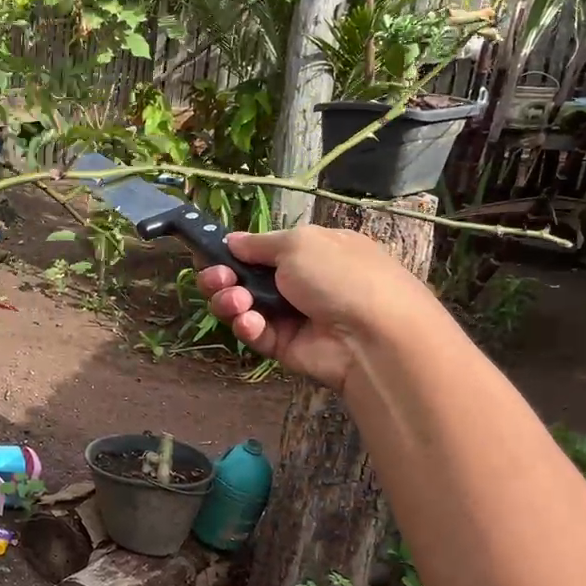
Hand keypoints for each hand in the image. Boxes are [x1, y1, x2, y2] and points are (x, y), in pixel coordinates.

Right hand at [197, 225, 443, 391]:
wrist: (375, 338)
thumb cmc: (341, 278)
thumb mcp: (299, 242)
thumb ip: (258, 242)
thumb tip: (232, 241)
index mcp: (311, 251)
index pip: (260, 250)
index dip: (232, 252)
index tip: (210, 253)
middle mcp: (300, 281)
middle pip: (243, 278)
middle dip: (222, 277)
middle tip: (218, 279)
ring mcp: (291, 314)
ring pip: (241, 306)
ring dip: (230, 301)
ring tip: (238, 303)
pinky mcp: (283, 344)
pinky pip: (253, 332)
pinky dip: (247, 326)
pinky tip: (252, 323)